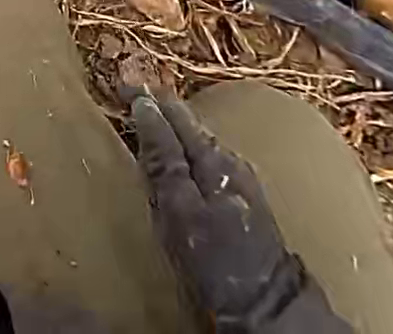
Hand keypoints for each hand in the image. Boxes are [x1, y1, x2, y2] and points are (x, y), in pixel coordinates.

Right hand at [131, 91, 313, 329]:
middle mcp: (228, 156)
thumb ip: (163, 158)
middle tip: (130, 98)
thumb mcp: (180, 209)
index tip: (122, 87)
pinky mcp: (242, 197)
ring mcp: (239, 176)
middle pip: (188, 121)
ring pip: (197, 138)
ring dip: (172, 127)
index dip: (147, 98)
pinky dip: (184, 149)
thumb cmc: (217, 259)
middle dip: (159, 107)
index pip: (173, 112)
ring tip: (149, 123)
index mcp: (212, 154)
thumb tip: (145, 107)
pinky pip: (204, 157)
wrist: (270, 306)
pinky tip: (177, 160)